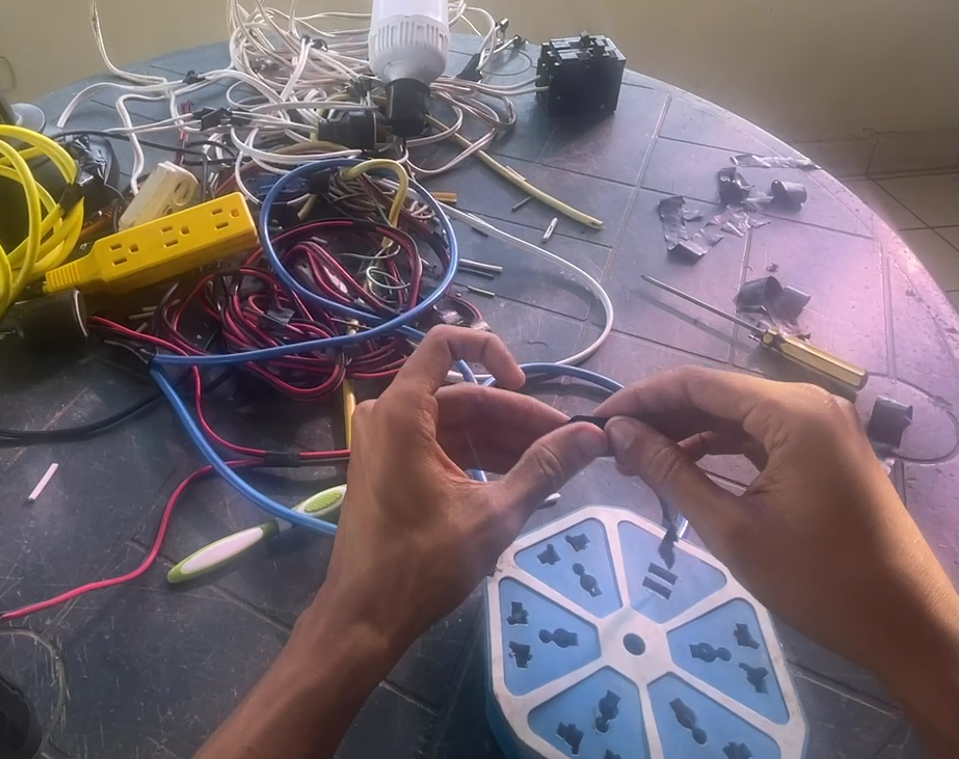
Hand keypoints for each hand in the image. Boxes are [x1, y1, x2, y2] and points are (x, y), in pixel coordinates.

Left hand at [316, 326, 607, 658]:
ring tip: (554, 466)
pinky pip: (440, 444)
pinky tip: (520, 478)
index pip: (445, 343)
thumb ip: (544, 468)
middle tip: (568, 444)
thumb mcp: (494, 513)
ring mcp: (386, 439)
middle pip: (462, 395)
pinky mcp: (391, 463)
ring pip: (455, 423)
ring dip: (501, 440)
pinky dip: (477, 456)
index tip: (527, 385)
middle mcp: (388, 413)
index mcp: (403, 410)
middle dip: (515, 418)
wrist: (365, 616)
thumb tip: (593, 435)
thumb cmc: (422, 563)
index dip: (491, 350)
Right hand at [596, 367, 958, 758]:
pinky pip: (757, 432)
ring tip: (640, 462)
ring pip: (733, 413)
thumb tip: (619, 432)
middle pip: (713, 394)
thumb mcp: (731, 528)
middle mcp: (808, 402)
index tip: (598, 422)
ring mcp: (822, 423)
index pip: (693, 383)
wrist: (916, 634)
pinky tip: (686, 466)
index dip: (639, 399)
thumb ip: (669, 470)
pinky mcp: (826, 447)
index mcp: (791, 412)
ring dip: (685, 432)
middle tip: (614, 450)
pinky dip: (718, 446)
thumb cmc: (822, 583)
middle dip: (660, 418)